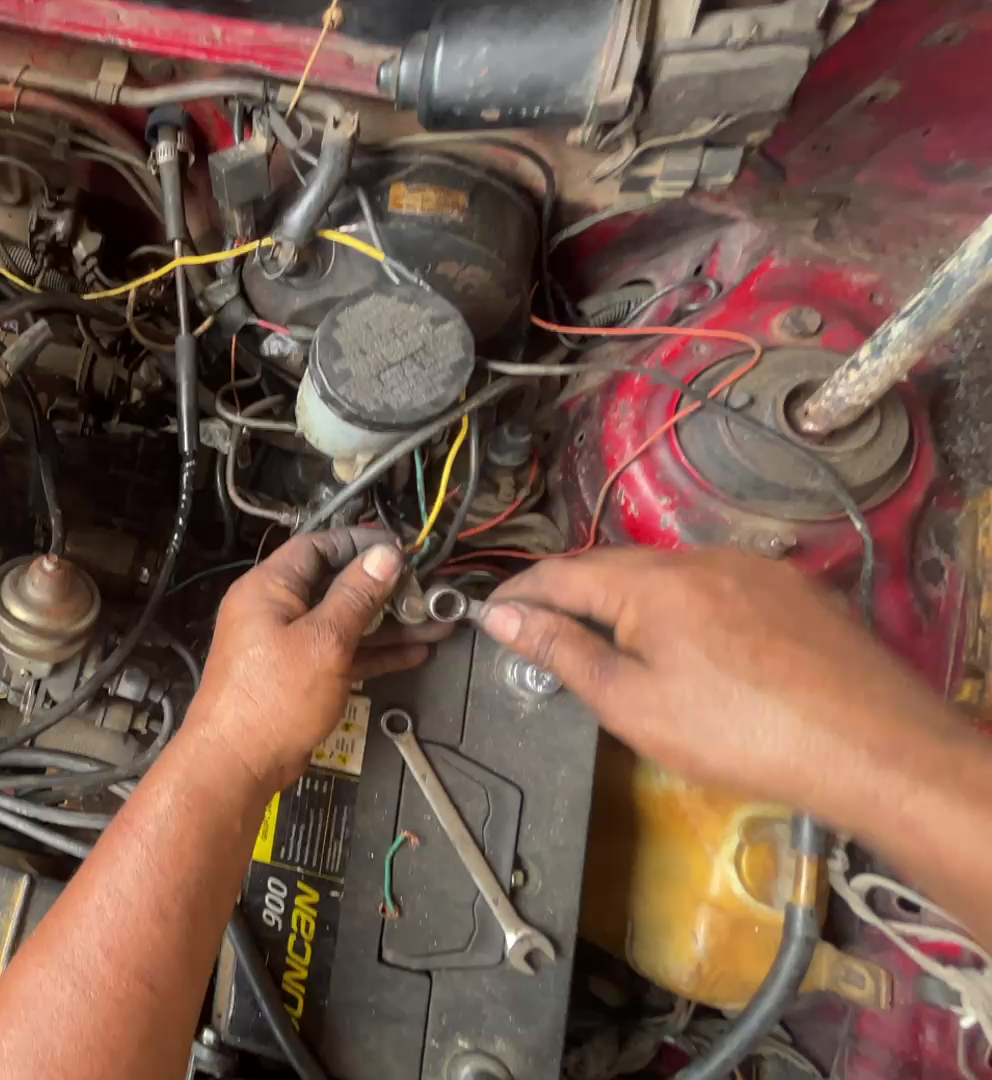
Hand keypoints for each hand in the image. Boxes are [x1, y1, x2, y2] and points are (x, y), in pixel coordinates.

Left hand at [185, 532, 448, 794]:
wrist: (238, 761)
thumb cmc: (273, 696)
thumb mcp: (323, 641)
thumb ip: (356, 597)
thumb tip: (384, 556)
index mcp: (267, 588)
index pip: (316, 547)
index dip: (359, 544)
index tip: (402, 549)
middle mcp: (275, 609)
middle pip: (334, 584)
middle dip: (382, 587)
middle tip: (428, 590)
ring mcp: (287, 643)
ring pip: (343, 621)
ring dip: (388, 621)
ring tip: (437, 621)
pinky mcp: (300, 673)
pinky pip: (341, 651)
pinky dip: (374, 651)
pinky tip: (415, 651)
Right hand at [478, 547, 963, 824]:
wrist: (885, 757)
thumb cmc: (736, 734)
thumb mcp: (626, 700)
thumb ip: (558, 649)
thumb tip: (498, 615)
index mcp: (650, 584)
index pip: (557, 573)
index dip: (516, 592)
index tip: (487, 613)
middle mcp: (699, 559)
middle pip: (606, 565)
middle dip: (563, 591)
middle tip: (537, 627)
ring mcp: (753, 569)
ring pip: (658, 570)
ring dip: (616, 594)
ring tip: (603, 634)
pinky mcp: (794, 589)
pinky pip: (709, 580)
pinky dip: (672, 599)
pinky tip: (680, 637)